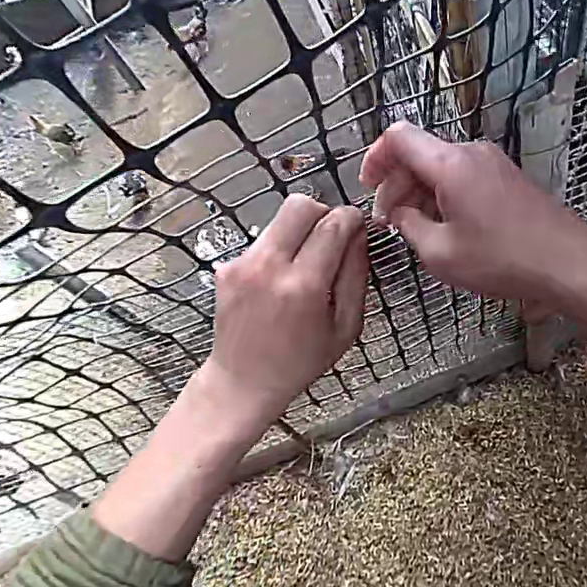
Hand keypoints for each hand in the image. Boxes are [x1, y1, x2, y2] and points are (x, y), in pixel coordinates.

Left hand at [203, 193, 369, 426]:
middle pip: (301, 205)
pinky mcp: (228, 266)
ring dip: (299, 233)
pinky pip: (263, 241)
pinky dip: (279, 251)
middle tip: (330, 238)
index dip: (351, 218)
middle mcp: (269, 268)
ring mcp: (243, 264)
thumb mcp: (345, 328)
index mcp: (303, 286)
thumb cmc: (298, 362)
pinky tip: (280, 282)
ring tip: (304, 267)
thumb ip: (355, 276)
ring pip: (279, 219)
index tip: (357, 225)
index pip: (333, 224)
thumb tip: (359, 236)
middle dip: (323, 213)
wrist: (243, 381)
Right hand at [359, 122, 586, 310]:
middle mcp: (471, 153)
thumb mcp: (440, 253)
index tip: (368, 186)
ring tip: (417, 230)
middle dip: (396, 184)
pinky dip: (445, 195)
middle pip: (419, 154)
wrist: (567, 264)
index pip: (398, 137)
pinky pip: (463, 177)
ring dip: (420, 193)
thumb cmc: (503, 260)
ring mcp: (493, 163)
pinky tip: (446, 228)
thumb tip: (398, 213)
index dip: (374, 158)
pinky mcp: (507, 178)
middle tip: (390, 223)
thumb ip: (408, 226)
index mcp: (450, 163)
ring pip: (441, 167)